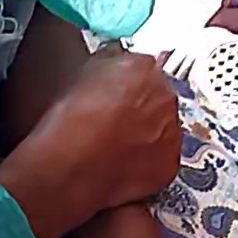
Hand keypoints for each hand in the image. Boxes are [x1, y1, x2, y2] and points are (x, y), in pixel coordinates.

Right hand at [12, 47, 181, 222]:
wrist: (69, 168)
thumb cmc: (67, 127)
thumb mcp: (77, 77)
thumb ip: (104, 66)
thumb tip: (108, 67)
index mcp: (143, 69)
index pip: (142, 73)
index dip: (125, 90)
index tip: (114, 101)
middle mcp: (164, 97)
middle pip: (157, 102)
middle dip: (139, 114)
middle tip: (113, 129)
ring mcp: (170, 133)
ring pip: (161, 133)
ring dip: (144, 140)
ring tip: (114, 153)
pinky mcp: (167, 166)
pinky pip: (160, 164)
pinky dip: (145, 168)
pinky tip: (120, 170)